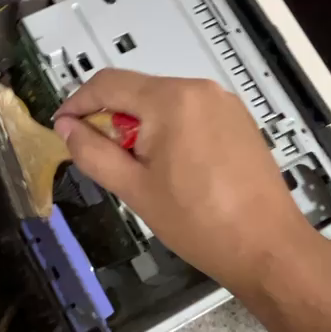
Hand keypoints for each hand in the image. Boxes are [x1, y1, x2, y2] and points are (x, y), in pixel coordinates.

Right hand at [55, 68, 318, 293]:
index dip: (77, 103)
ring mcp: (223, 103)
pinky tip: (171, 167)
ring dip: (138, 125)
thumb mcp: (132, 188)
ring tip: (138, 168)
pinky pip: (188, 112)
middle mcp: (199, 89)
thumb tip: (66, 127)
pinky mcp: (238, 119)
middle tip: (100, 157)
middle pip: (135, 90)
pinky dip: (167, 129)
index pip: (107, 83)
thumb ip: (92, 151)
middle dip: (110, 118)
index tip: (62, 129)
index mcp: (170, 100)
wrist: (268, 248)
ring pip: (161, 102)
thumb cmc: (197, 221)